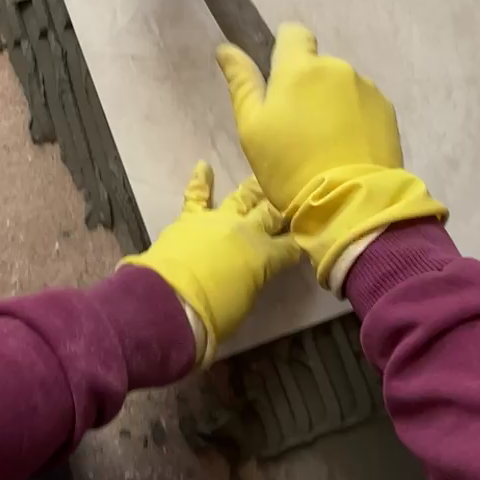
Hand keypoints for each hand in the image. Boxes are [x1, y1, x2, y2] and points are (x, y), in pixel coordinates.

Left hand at [120, 162, 302, 363]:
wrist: (172, 300)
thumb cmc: (214, 314)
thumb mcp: (246, 301)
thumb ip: (253, 279)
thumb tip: (252, 271)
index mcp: (264, 256)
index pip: (289, 247)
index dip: (299, 241)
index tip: (307, 235)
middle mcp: (246, 230)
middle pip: (269, 214)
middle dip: (280, 208)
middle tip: (289, 199)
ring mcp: (218, 219)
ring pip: (239, 198)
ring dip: (251, 189)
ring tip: (260, 179)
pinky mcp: (191, 217)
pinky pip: (197, 194)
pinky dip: (200, 179)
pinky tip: (204, 165)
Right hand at [216, 22, 446, 290]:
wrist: (351, 203)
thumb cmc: (289, 165)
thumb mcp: (252, 126)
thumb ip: (241, 82)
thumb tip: (225, 48)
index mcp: (300, 67)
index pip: (293, 33)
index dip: (284, 47)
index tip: (277, 75)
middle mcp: (337, 67)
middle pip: (317, 65)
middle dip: (307, 84)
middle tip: (295, 124)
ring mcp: (367, 88)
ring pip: (341, 85)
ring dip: (331, 101)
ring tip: (324, 141)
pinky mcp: (388, 111)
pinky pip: (363, 104)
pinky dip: (354, 117)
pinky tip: (347, 147)